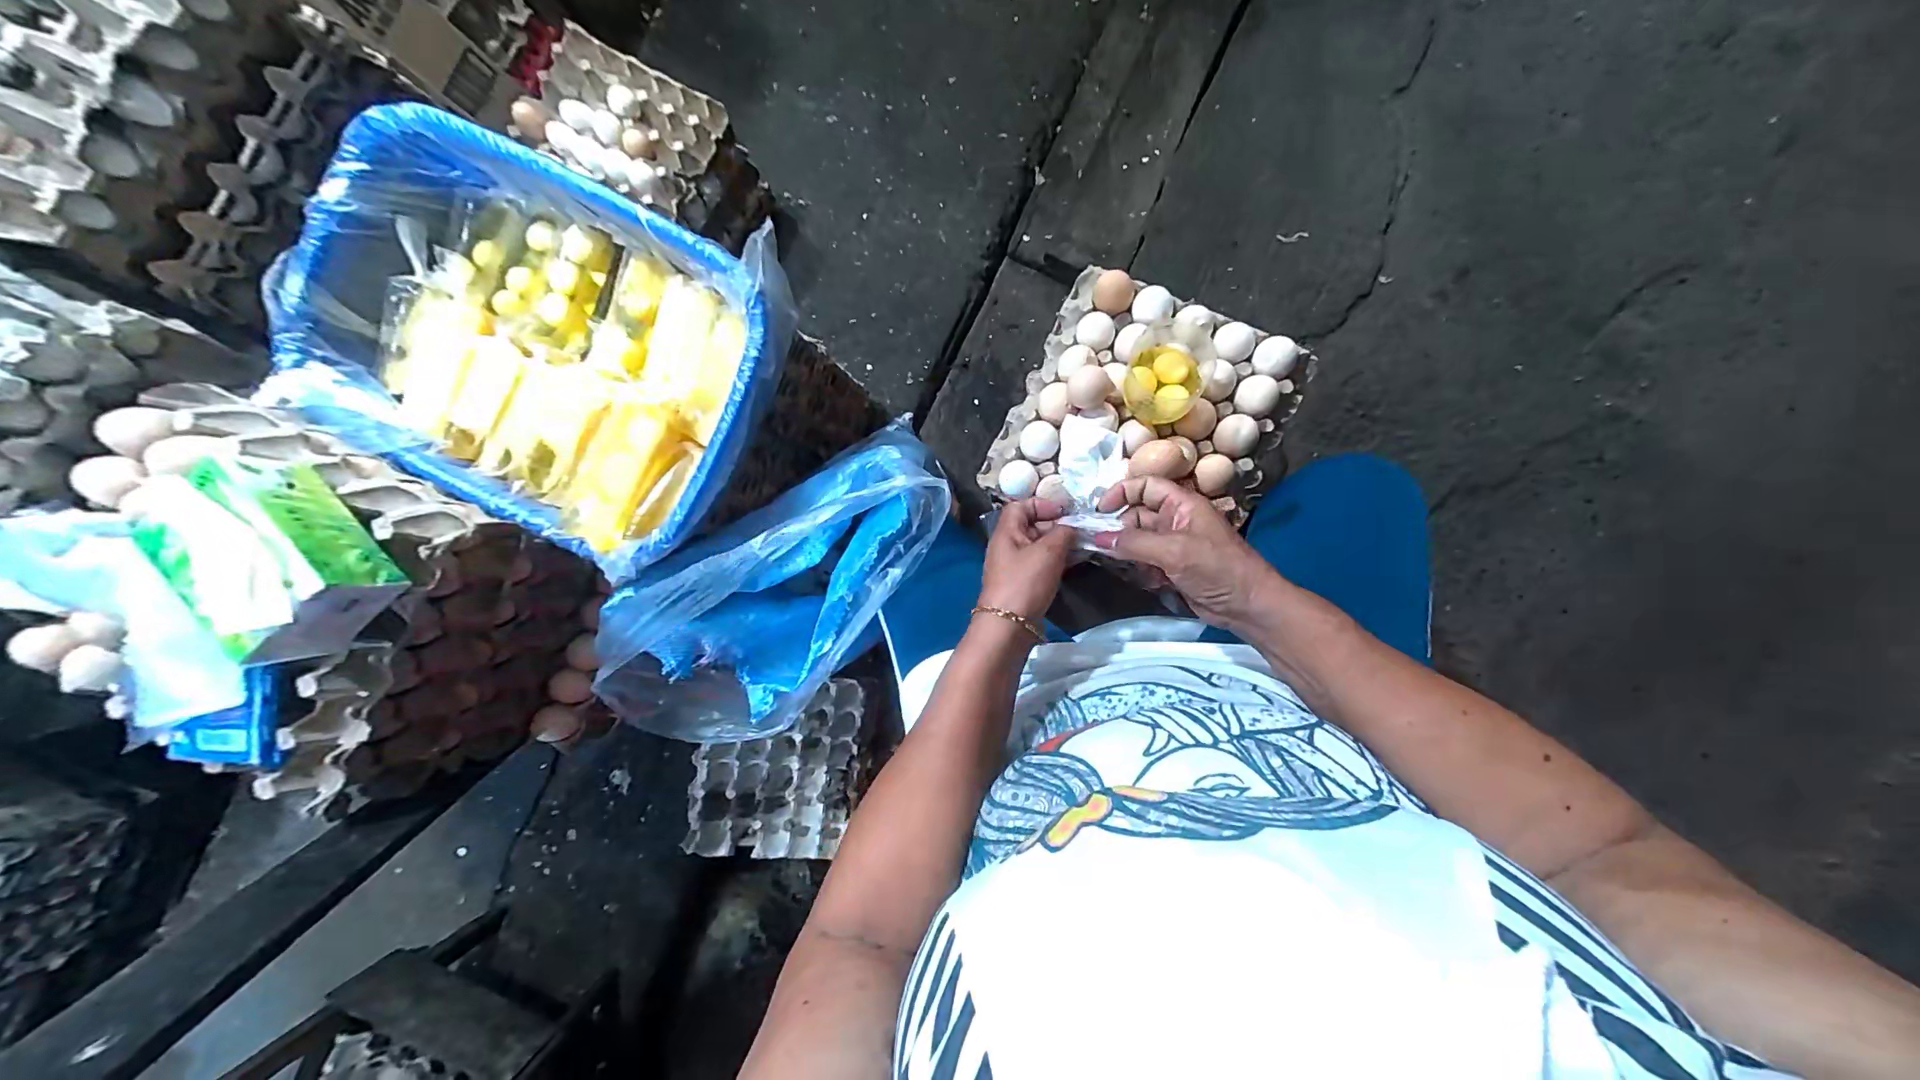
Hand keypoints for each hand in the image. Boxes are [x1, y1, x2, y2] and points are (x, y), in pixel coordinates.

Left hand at [978, 497, 1076, 620]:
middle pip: (1032, 525)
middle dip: (1056, 525)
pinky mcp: (1023, 583)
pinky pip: (1041, 564)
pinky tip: (1074, 564)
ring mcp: (1015, 566)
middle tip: (1081, 531)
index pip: (1020, 505)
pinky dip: (1057, 560)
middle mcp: (1008, 546)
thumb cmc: (1025, 582)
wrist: (1009, 627)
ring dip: (1060, 544)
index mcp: (1006, 532)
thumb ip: (1063, 533)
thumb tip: (1072, 526)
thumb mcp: (1048, 552)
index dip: (1043, 503)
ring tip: (1083, 546)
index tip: (1065, 512)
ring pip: (1039, 546)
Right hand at [1094, 476, 1277, 629]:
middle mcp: (1175, 520)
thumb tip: (1098, 538)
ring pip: (1137, 541)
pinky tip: (1144, 580)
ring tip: (1120, 565)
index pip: (1145, 486)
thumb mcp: (1174, 551)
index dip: (1121, 492)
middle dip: (1118, 529)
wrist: (1248, 605)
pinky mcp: (1172, 568)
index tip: (1099, 511)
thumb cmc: (1217, 569)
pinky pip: (1145, 562)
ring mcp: (1173, 545)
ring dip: (1127, 553)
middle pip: (1136, 515)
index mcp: (1182, 504)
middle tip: (1099, 545)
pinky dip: (1139, 570)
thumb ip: (1134, 543)